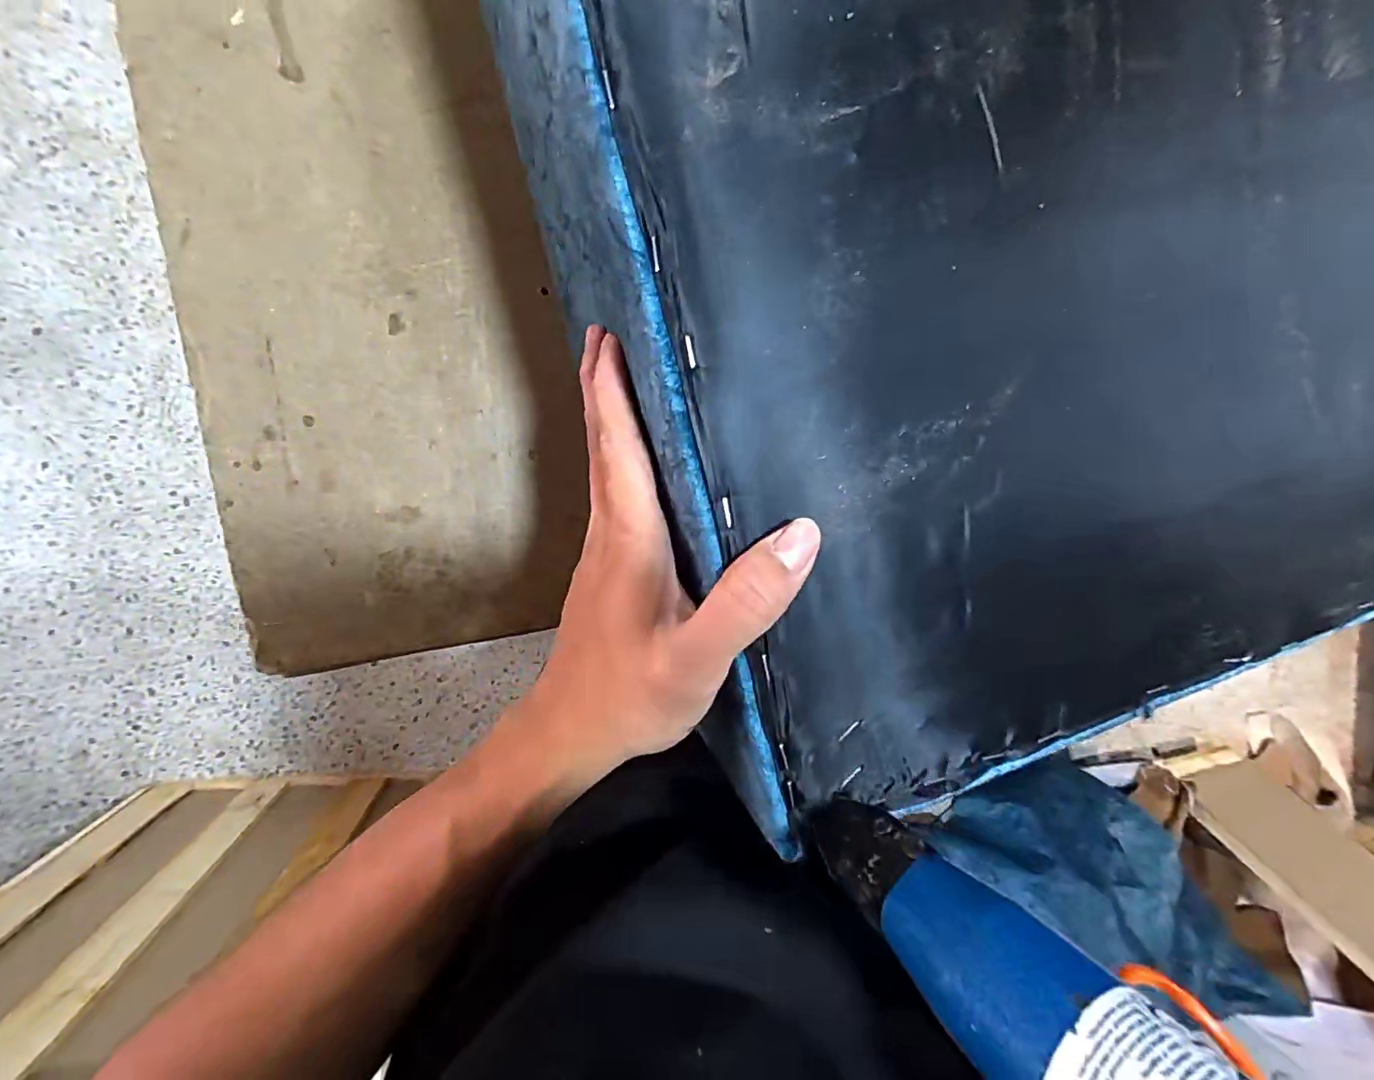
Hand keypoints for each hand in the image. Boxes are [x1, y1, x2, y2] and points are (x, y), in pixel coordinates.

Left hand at [496, 325, 820, 785]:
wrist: (572, 730)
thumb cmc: (630, 696)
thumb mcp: (697, 659)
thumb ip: (747, 600)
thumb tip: (801, 534)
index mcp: (629, 538)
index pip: (618, 447)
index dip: (613, 390)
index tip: (611, 337)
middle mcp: (609, 533)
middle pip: (602, 446)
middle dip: (602, 387)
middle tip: (609, 336)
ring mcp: (603, 552)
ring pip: (602, 469)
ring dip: (609, 419)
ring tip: (622, 380)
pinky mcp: (607, 571)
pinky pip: (611, 496)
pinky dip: (617, 458)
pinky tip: (639, 462)